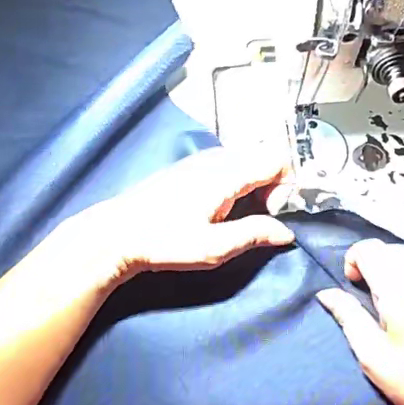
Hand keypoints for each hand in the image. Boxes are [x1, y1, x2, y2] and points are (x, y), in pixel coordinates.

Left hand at [68, 146, 296, 287]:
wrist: (117, 234)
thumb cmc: (164, 242)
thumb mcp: (212, 248)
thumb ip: (252, 235)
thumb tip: (286, 232)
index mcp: (225, 175)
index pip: (276, 160)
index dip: (285, 185)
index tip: (272, 212)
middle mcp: (215, 160)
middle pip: (262, 156)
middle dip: (272, 183)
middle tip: (260, 215)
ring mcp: (199, 160)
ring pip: (244, 159)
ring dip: (253, 182)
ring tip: (239, 213)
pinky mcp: (187, 167)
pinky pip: (226, 163)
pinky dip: (235, 179)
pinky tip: (220, 206)